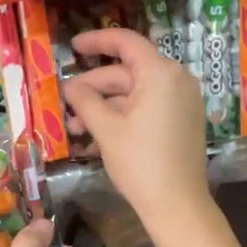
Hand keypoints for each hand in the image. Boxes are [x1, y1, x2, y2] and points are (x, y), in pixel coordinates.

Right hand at [61, 28, 213, 226]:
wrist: (178, 205)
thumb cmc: (141, 164)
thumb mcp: (107, 130)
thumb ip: (86, 101)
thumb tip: (69, 86)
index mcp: (160, 74)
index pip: (125, 42)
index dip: (96, 41)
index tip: (72, 47)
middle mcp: (176, 80)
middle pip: (127, 73)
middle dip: (94, 88)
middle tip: (65, 104)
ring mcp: (181, 103)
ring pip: (134, 95)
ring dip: (104, 108)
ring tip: (75, 129)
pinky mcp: (181, 123)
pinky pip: (147, 110)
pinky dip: (122, 118)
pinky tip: (96, 138)